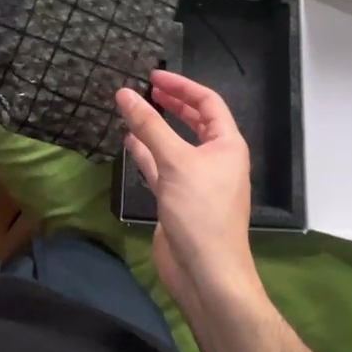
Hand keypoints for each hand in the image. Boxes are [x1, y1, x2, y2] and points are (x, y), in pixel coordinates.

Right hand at [116, 71, 260, 313]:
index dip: (183, 86)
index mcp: (227, 144)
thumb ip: (149, 126)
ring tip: (133, 110)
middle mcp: (215, 159)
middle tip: (146, 89)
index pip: (208, 102)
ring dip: (156, 128)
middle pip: (194, 121)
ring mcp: (196, 180)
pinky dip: (147, 153)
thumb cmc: (201, 211)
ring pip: (175, 144)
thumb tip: (124, 93)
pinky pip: (162, 167)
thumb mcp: (175, 162)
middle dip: (172, 104)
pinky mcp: (179, 199)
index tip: (154, 76)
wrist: (207, 274)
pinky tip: (129, 141)